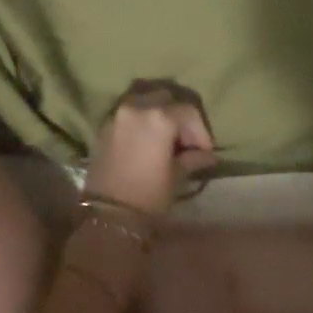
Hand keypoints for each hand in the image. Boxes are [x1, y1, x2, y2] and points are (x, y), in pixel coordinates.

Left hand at [84, 83, 215, 217]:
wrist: (109, 214)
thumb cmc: (149, 195)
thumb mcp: (177, 175)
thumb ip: (193, 158)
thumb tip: (207, 155)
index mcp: (160, 117)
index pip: (189, 111)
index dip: (201, 131)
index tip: (205, 151)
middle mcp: (137, 107)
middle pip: (166, 98)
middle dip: (179, 116)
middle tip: (186, 141)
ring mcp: (117, 114)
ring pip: (144, 100)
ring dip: (157, 112)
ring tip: (165, 137)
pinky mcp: (104, 126)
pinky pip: (127, 112)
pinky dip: (140, 118)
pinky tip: (147, 139)